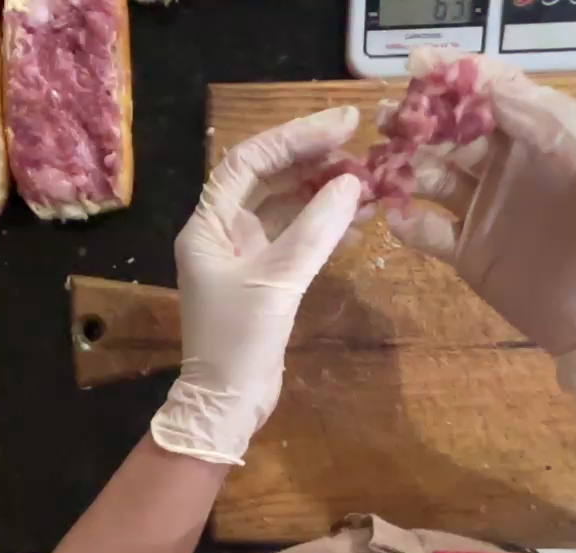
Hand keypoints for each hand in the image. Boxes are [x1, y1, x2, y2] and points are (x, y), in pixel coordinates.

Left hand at [151, 109, 365, 464]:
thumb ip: (313, 231)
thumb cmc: (238, 343)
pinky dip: (322, 226)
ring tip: (367, 179)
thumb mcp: (276, 282)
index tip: (342, 124)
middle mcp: (221, 234)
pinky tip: (355, 217)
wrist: (227, 404)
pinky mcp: (263, 280)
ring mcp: (242, 257)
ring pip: (285, 208)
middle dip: (312, 160)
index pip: (249, 162)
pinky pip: (294, 239)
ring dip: (322, 192)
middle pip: (268, 179)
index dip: (294, 137)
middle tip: (362, 146)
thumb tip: (351, 183)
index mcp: (207, 227)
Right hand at [389, 49, 575, 398]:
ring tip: (377, 165)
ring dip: (403, 167)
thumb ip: (556, 120)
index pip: (493, 93)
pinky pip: (426, 231)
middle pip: (452, 133)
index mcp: (542, 136)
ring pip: (431, 177)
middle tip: (388, 118)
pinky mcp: (467, 253)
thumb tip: (497, 90)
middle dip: (418, 121)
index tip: (417, 65)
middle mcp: (506, 167)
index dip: (456, 76)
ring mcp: (483, 211)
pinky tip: (392, 215)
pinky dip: (406, 222)